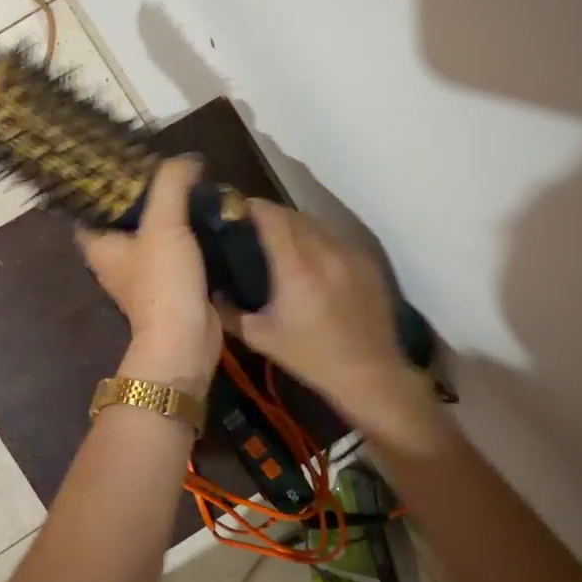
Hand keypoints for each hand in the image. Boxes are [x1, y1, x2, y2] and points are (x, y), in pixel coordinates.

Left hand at [76, 156, 223, 395]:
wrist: (186, 339)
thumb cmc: (163, 281)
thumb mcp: (164, 222)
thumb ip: (171, 183)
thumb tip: (187, 160)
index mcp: (99, 244)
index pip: (89, 205)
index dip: (101, 182)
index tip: (122, 159)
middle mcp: (114, 258)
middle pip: (123, 217)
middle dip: (143, 194)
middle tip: (165, 167)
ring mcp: (142, 274)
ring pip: (151, 233)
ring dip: (169, 213)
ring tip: (189, 185)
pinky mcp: (169, 285)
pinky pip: (174, 250)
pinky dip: (186, 235)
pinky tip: (204, 216)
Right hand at [230, 201, 423, 416]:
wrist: (369, 374)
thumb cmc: (311, 357)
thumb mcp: (261, 338)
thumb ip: (230, 312)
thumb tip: (211, 292)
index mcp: (296, 267)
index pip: (271, 216)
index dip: (251, 207)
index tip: (235, 212)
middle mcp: (325, 251)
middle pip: (292, 215)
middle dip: (270, 216)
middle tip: (251, 230)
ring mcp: (349, 254)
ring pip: (316, 224)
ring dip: (295, 226)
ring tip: (280, 244)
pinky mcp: (367, 262)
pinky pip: (335, 240)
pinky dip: (318, 242)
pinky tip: (312, 262)